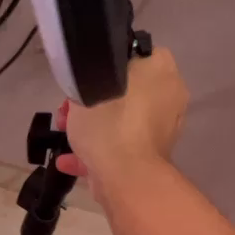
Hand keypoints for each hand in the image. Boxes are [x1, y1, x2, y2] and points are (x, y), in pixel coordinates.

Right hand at [56, 47, 187, 189]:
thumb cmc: (110, 123)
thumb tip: (92, 83)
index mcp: (162, 68)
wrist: (125, 177)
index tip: (80, 86)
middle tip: (68, 115)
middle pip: (124, 94)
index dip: (101, 69)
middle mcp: (168, 96)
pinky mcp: (148, 158)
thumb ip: (90, 78)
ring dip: (93, 130)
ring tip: (66, 140)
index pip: (131, 57)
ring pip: (120, 123)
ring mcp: (160, 130)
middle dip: (94, 105)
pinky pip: (120, 148)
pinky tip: (68, 161)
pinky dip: (97, 152)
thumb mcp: (89, 85)